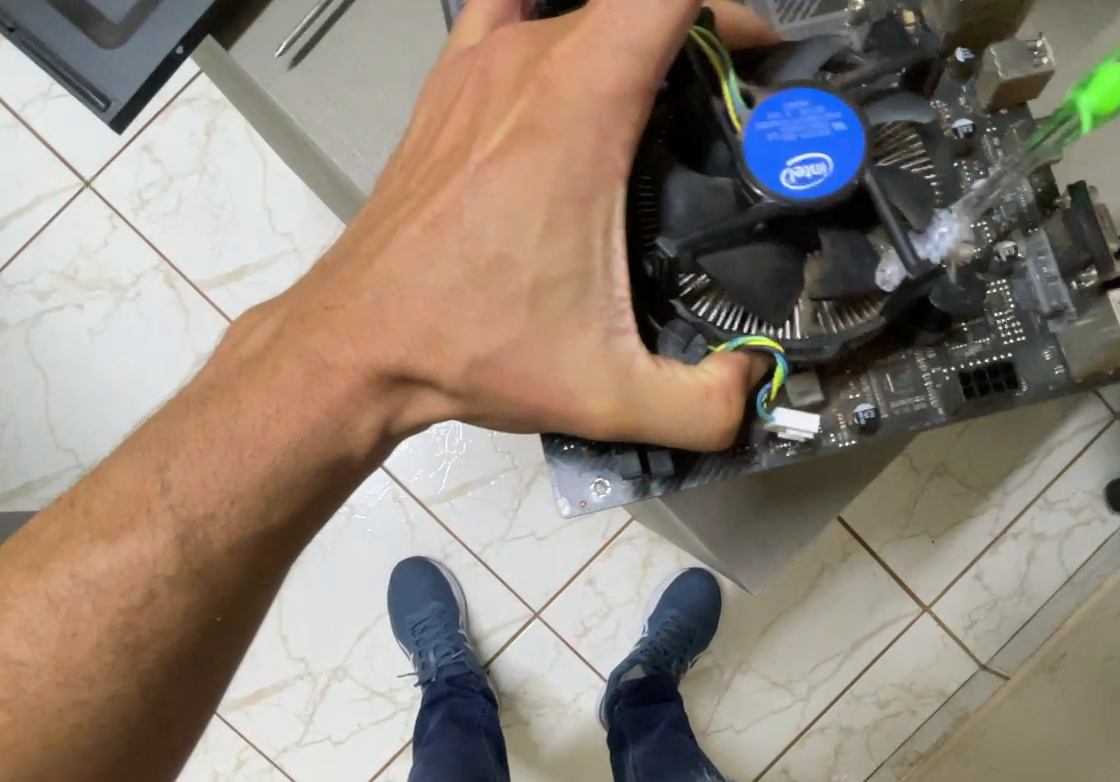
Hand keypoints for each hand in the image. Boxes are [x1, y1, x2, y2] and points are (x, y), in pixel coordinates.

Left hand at [257, 0, 779, 451]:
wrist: (361, 343)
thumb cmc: (470, 351)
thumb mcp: (606, 397)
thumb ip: (702, 404)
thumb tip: (753, 384)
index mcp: (576, 109)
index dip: (732, 8)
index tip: (758, 62)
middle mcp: (525, 63)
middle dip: (698, 36)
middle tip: (729, 106)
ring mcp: (476, 64)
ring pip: (576, 5)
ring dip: (632, 32)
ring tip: (662, 96)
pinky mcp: (447, 89)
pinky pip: (510, 11)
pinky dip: (553, 21)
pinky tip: (571, 69)